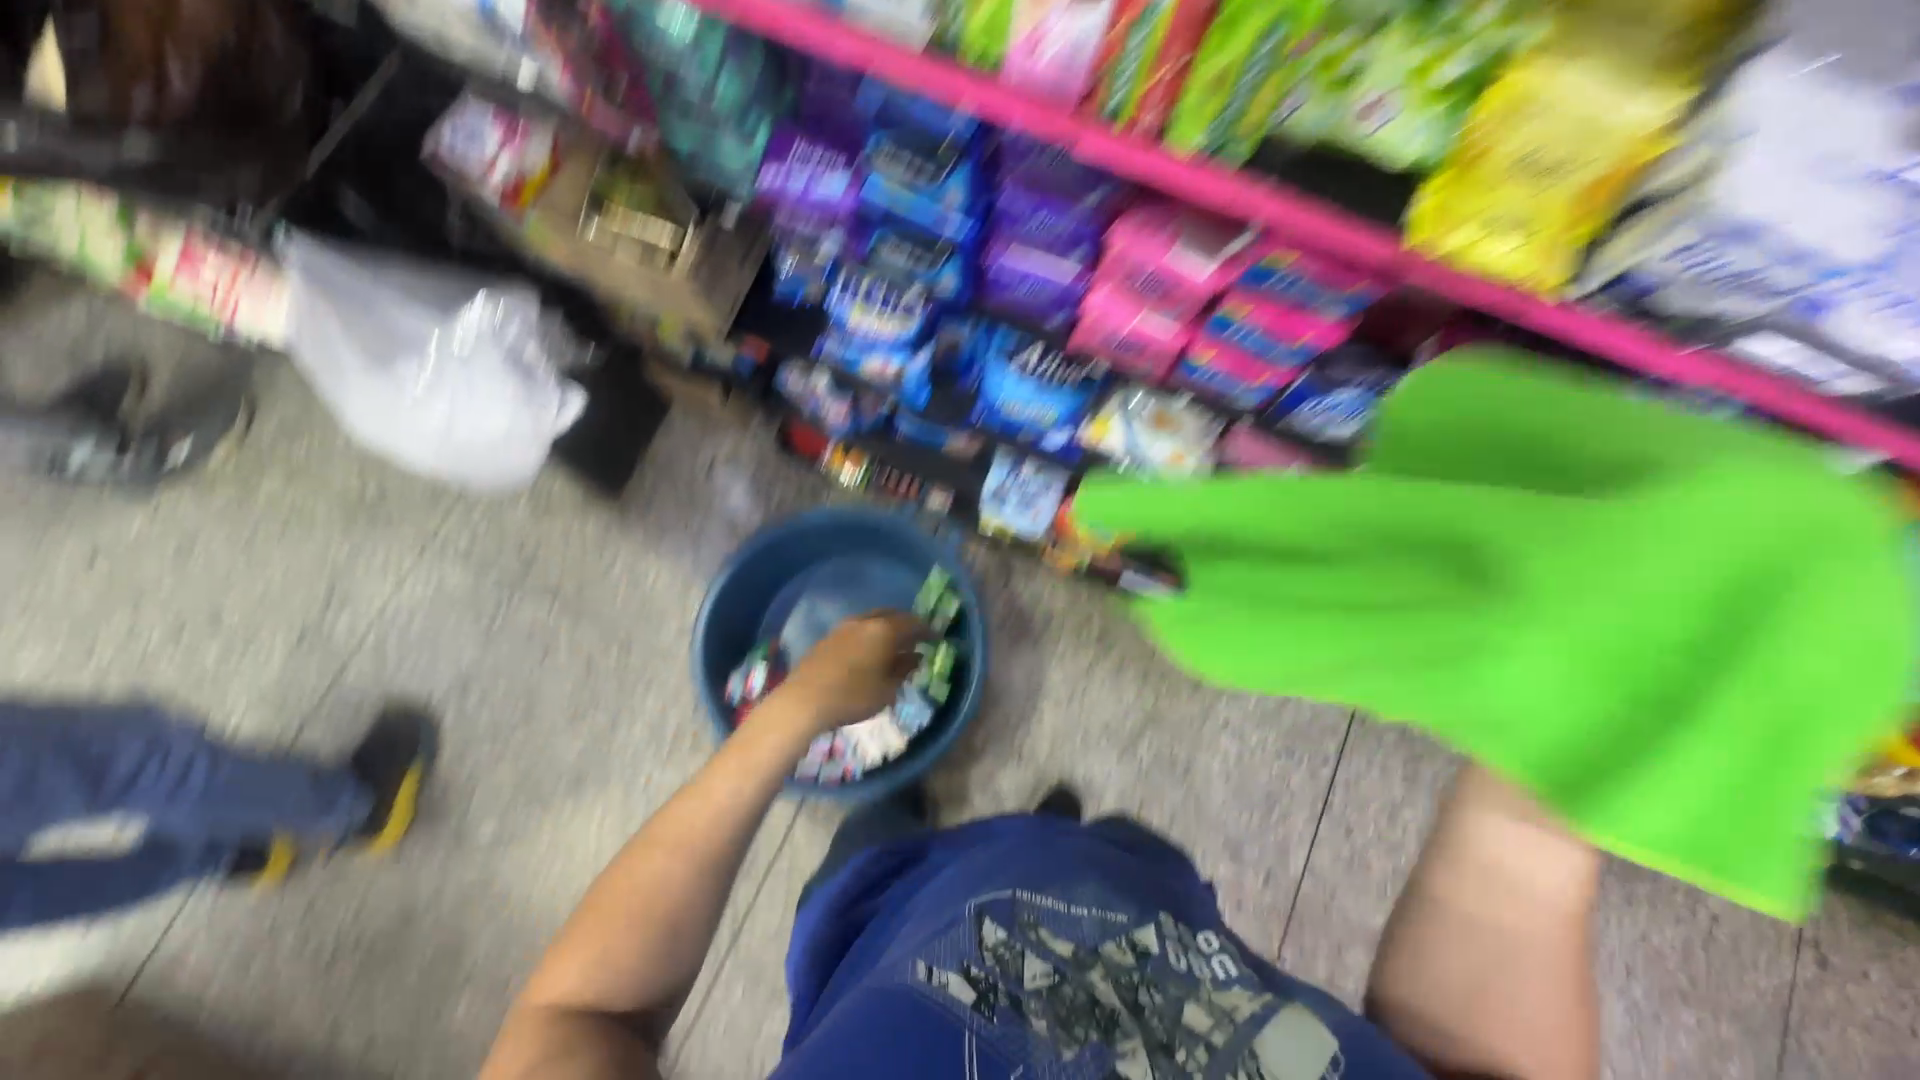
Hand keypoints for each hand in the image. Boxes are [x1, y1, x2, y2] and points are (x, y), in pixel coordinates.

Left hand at [765, 611, 932, 734]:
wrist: (804, 700)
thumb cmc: (853, 696)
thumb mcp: (887, 689)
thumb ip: (903, 670)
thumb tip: (915, 657)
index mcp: (884, 630)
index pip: (912, 623)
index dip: (926, 630)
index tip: (936, 638)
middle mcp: (864, 621)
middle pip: (891, 615)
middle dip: (906, 624)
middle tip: (916, 638)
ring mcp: (843, 627)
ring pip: (872, 620)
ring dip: (886, 628)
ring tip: (893, 645)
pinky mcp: (828, 638)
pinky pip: (857, 628)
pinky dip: (870, 634)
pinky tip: (870, 651)